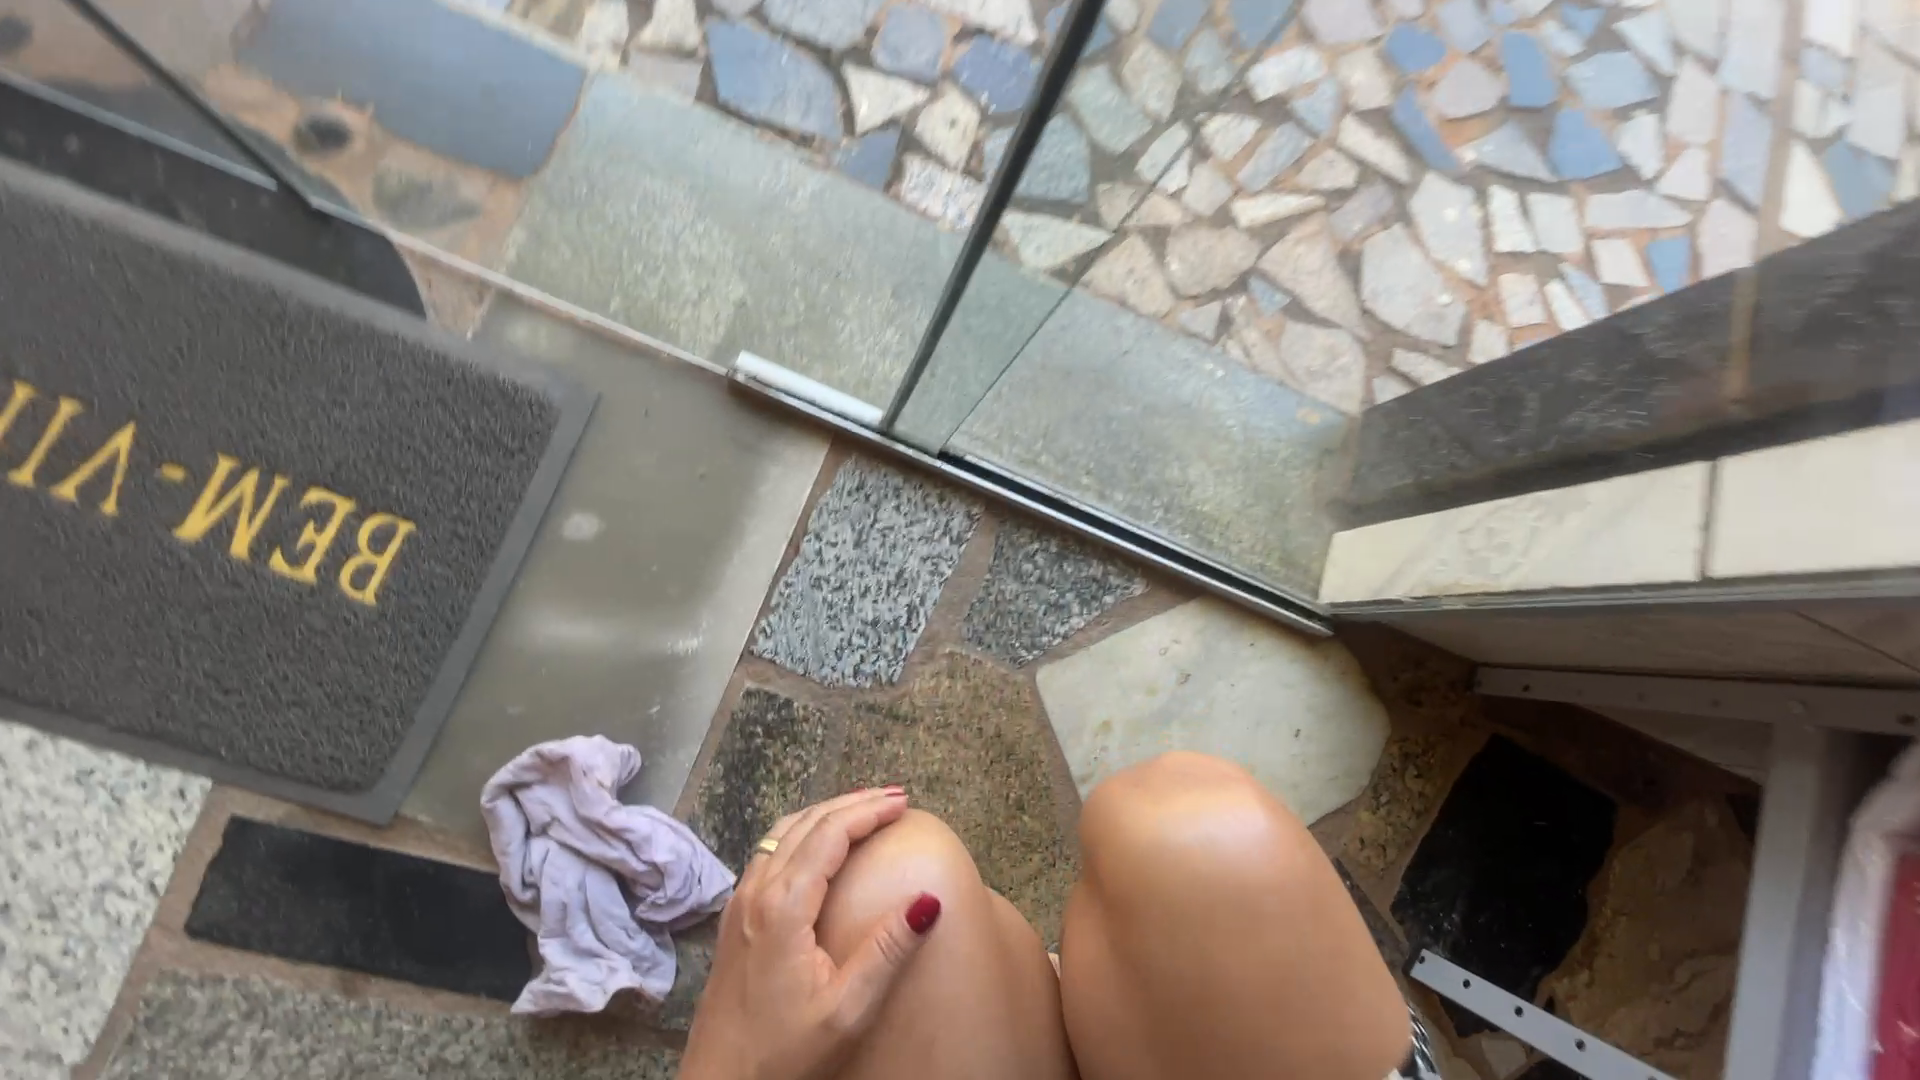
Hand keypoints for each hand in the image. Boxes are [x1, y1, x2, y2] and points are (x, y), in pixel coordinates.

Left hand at [680, 788, 942, 1079]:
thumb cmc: (783, 1054)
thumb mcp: (846, 1010)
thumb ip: (887, 950)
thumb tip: (929, 899)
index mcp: (784, 905)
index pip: (830, 834)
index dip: (868, 811)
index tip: (903, 802)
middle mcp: (757, 890)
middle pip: (807, 822)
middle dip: (853, 803)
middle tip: (894, 797)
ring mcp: (740, 900)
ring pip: (783, 831)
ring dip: (826, 812)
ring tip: (863, 809)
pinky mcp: (733, 915)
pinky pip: (770, 850)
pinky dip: (802, 831)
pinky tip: (818, 844)